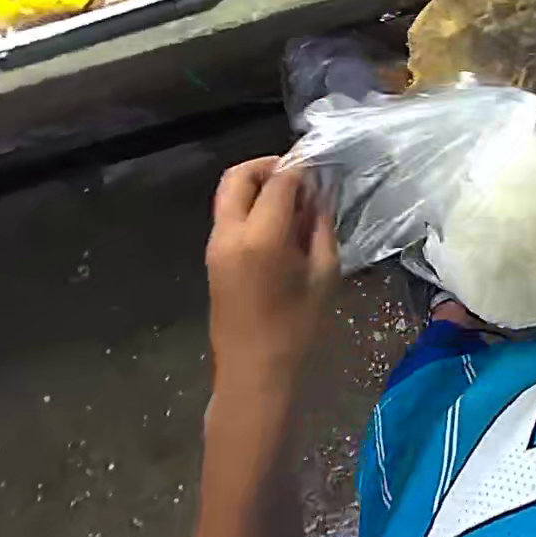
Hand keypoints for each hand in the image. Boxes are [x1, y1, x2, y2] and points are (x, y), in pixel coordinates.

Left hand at [205, 157, 338, 392]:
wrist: (253, 373)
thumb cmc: (297, 328)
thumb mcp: (323, 274)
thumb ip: (320, 227)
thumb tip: (320, 195)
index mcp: (261, 237)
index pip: (280, 181)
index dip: (302, 166)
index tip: (321, 163)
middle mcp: (230, 233)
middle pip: (240, 175)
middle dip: (270, 166)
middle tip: (300, 175)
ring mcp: (215, 244)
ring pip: (229, 192)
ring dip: (258, 183)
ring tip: (293, 198)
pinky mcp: (212, 256)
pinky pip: (229, 214)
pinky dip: (251, 203)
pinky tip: (280, 221)